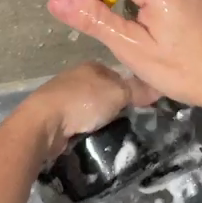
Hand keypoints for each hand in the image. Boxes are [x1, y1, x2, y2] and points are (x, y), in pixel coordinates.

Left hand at [17, 61, 157, 155]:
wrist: (44, 122)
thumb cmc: (83, 101)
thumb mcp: (118, 93)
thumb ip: (137, 90)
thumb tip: (158, 87)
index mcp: (92, 66)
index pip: (119, 74)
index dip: (131, 89)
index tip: (142, 105)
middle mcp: (77, 77)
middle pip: (104, 91)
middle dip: (115, 105)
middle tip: (130, 121)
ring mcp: (63, 96)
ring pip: (90, 107)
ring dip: (99, 118)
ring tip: (113, 132)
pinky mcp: (55, 114)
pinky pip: (78, 120)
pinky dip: (85, 127)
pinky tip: (92, 136)